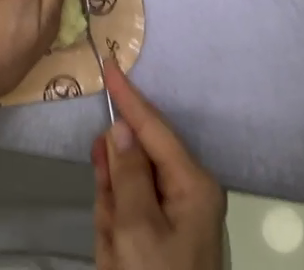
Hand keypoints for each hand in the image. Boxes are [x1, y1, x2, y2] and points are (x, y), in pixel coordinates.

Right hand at [92, 61, 226, 269]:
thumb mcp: (138, 230)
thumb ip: (127, 175)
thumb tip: (122, 129)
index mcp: (193, 185)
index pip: (155, 129)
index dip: (130, 98)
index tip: (110, 64)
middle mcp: (189, 194)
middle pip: (141, 159)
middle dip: (118, 171)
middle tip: (110, 195)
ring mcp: (175, 219)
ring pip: (130, 187)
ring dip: (114, 202)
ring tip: (112, 227)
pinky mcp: (159, 239)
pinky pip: (129, 214)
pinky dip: (115, 219)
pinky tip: (113, 230)